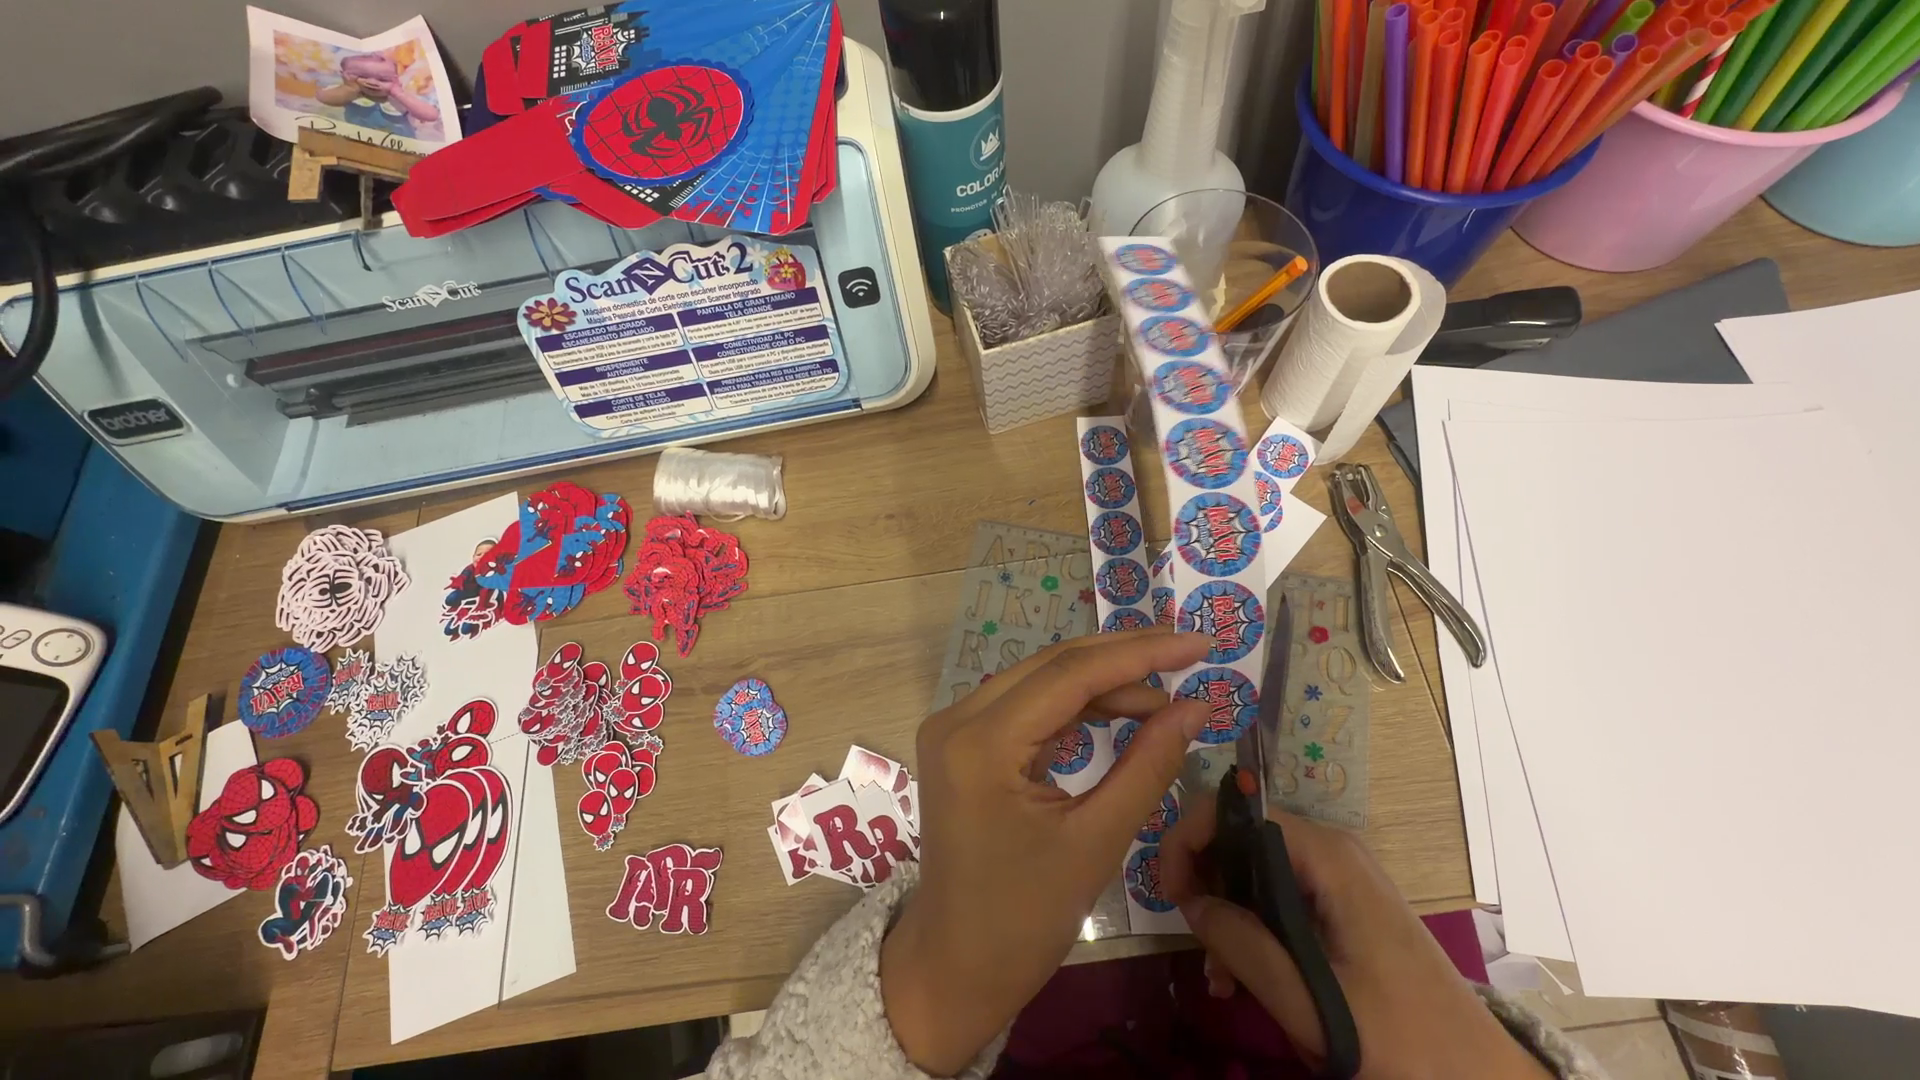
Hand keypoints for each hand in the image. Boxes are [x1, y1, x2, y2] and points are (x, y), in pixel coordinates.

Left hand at [882, 628, 1213, 1074]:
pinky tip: (1118, 713)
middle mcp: (957, 719)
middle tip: (1189, 657)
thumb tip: (1197, 707)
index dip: (1141, 653)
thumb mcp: (1097, 842)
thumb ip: (1149, 766)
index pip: (1071, 674)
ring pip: (1039, 681)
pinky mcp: (962, 744)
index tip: (1200, 643)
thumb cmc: (1024, 918)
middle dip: (1124, 659)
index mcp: (981, 743)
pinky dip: (1073, 706)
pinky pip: (1025, 706)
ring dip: (1101, 683)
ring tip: (1163, 697)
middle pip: (1052, 666)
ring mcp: (954, 729)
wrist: (956, 966)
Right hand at [1162, 803, 1553, 1079]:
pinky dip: (1253, 930)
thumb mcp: (1310, 1000)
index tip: (1171, 895)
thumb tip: (1190, 902)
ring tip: (1221, 980)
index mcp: (1327, 856)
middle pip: (1242, 841)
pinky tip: (1244, 978)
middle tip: (1199, 949)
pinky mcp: (1342, 907)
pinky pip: (1280, 899)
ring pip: (1255, 874)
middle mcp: (1330, 852)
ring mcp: (1338, 879)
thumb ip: (1243, 945)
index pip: (1238, 812)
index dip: (1191, 840)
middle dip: (1208, 888)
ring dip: (1228, 918)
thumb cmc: (1403, 1038)